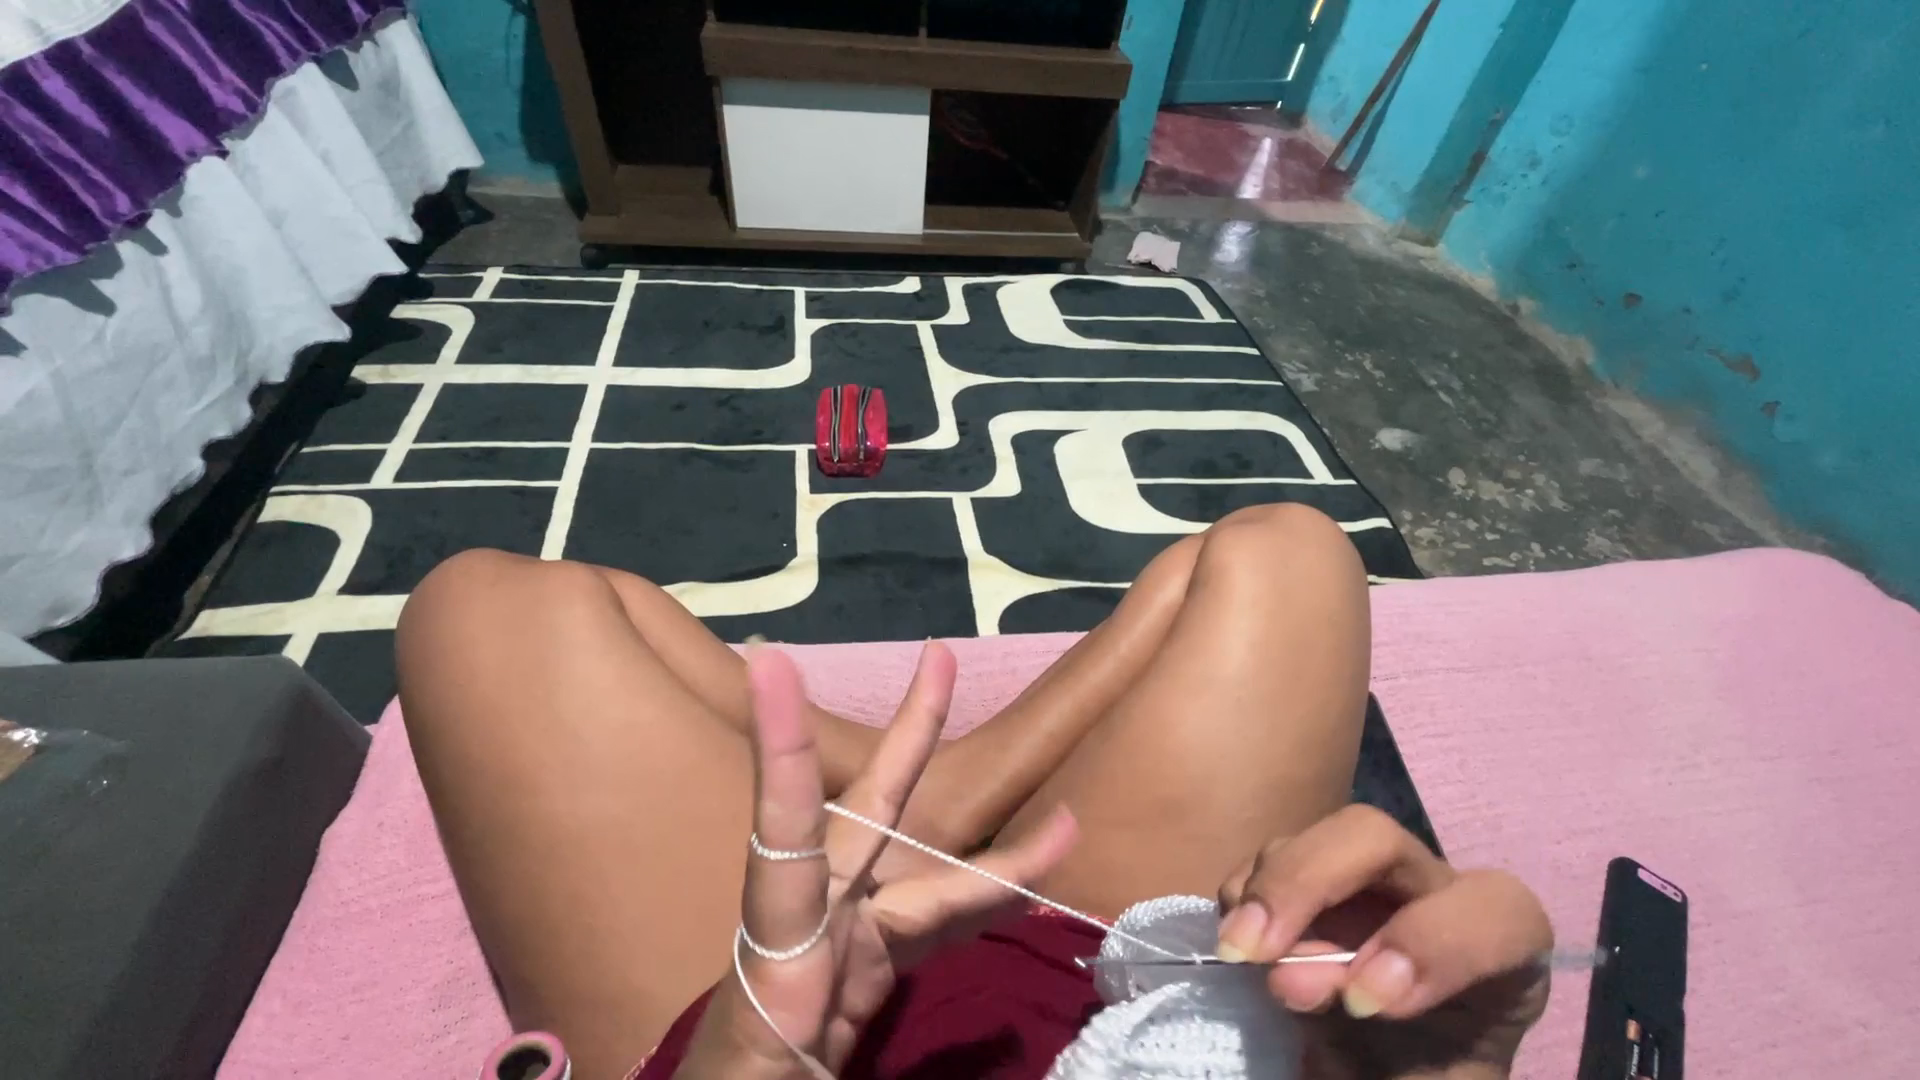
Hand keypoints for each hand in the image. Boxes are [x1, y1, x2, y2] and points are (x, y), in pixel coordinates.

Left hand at [679, 643, 1077, 1077]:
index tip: (772, 666)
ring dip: (998, 860)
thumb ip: (793, 1056)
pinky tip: (1029, 895)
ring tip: (1064, 831)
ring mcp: (846, 940)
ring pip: (929, 880)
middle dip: (911, 736)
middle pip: (871, 814)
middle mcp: (814, 922)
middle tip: (939, 657)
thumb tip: (920, 1002)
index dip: (786, 753)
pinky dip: (980, 906)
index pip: (784, 834)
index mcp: (777, 948)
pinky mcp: (868, 967)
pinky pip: (934, 924)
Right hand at [1216, 805, 1551, 1079]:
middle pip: (1375, 838)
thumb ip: (1382, 1051)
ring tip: (1240, 956)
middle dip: (1309, 882)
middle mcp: (1430, 891)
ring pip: (1307, 841)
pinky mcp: (1304, 879)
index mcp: (1502, 948)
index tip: (1363, 1005)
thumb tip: (1292, 981)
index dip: (1432, 945)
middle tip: (1259, 951)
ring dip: (1266, 893)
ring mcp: (1360, 877)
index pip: (1493, 912)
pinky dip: (1241, 894)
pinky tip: (1237, 942)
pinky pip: (1264, 860)